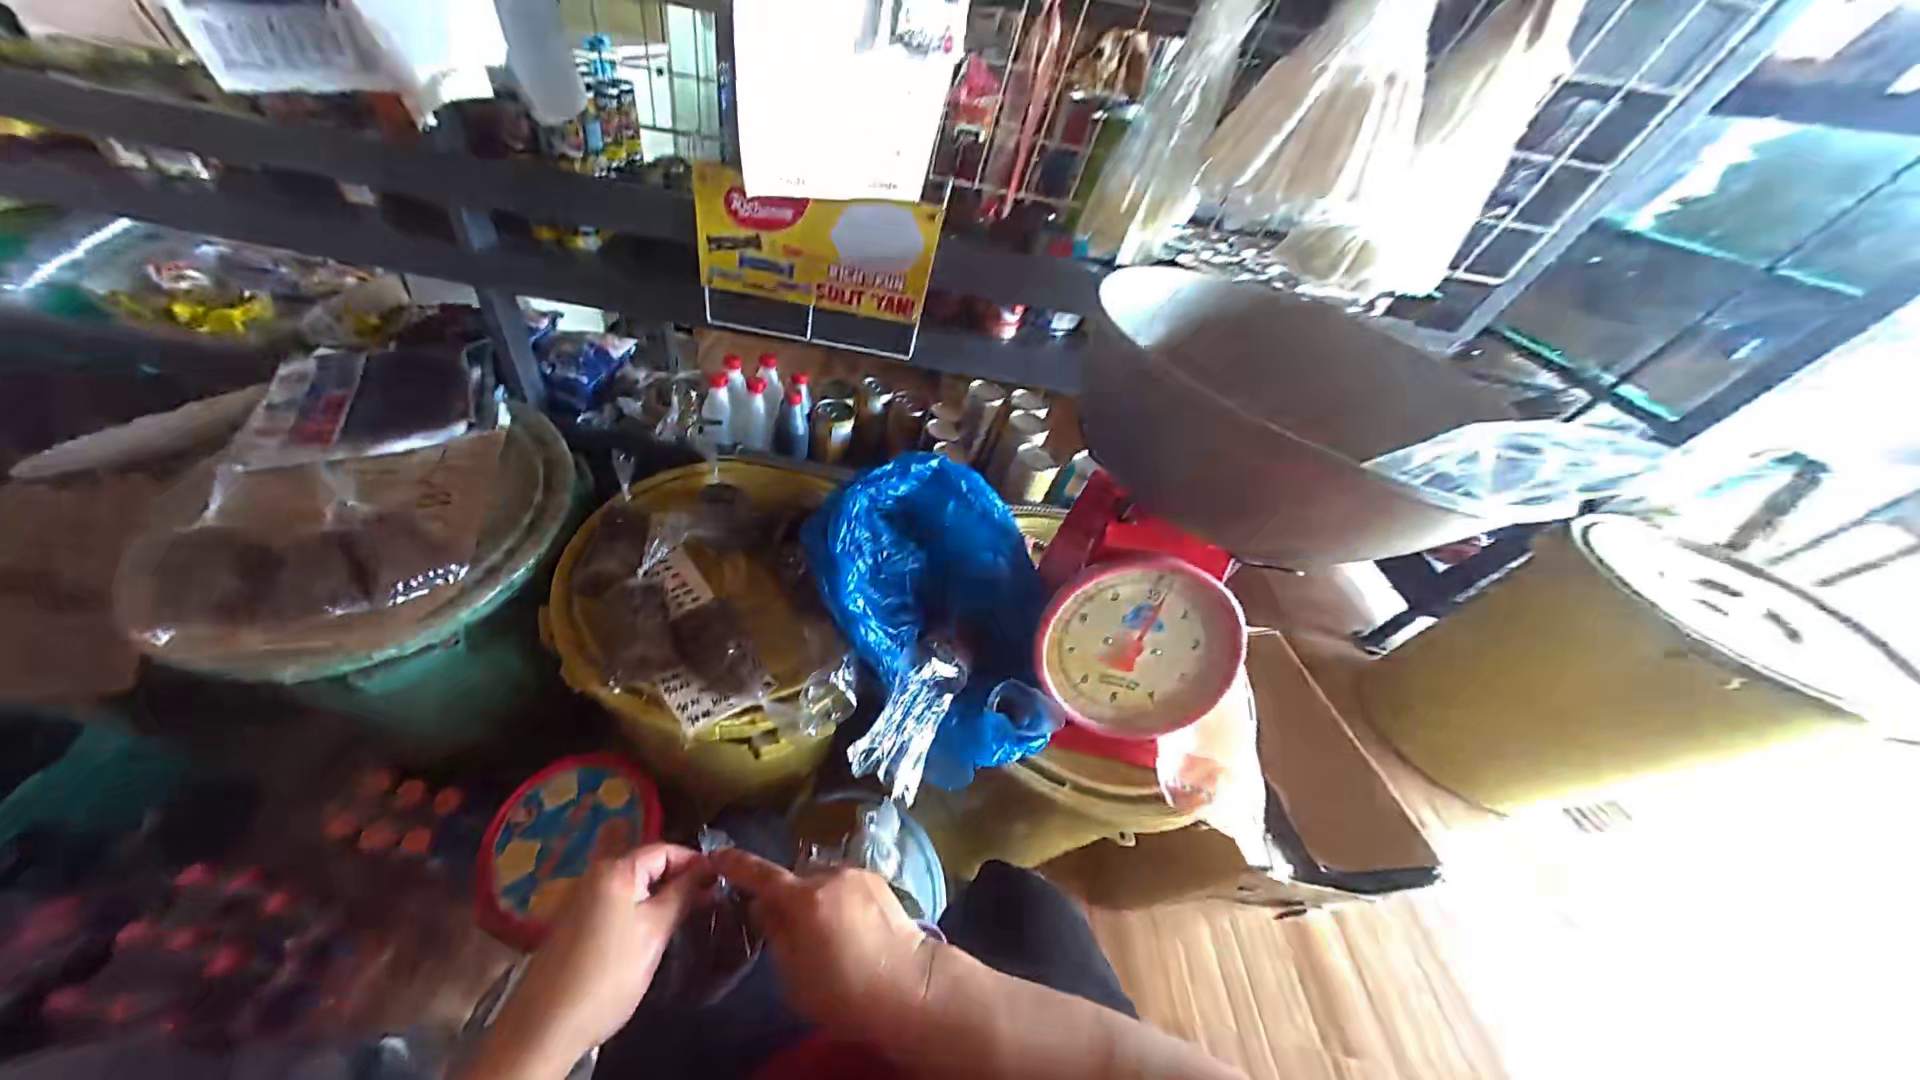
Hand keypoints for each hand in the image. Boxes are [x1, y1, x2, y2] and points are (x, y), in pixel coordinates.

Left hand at [469, 845, 712, 1078]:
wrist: (542, 1031)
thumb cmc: (607, 975)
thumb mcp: (654, 932)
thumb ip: (682, 894)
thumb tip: (708, 870)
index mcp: (616, 870)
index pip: (664, 849)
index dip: (694, 862)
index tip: (716, 881)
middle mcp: (594, 876)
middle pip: (642, 859)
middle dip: (672, 870)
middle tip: (697, 891)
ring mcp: (579, 900)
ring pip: (627, 880)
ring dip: (655, 887)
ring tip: (679, 908)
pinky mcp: (572, 924)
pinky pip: (613, 898)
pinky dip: (635, 902)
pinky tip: (647, 924)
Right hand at [707, 848, 941, 1049]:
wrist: (908, 985)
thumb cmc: (844, 990)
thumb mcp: (794, 976)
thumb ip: (775, 934)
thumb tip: (763, 906)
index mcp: (804, 899)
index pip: (762, 874)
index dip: (737, 865)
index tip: (718, 854)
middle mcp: (830, 875)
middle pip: (797, 880)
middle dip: (789, 898)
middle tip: (792, 932)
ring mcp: (857, 873)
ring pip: (823, 881)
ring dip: (817, 899)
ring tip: (828, 934)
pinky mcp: (879, 880)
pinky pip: (846, 885)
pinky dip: (839, 900)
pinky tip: (851, 928)